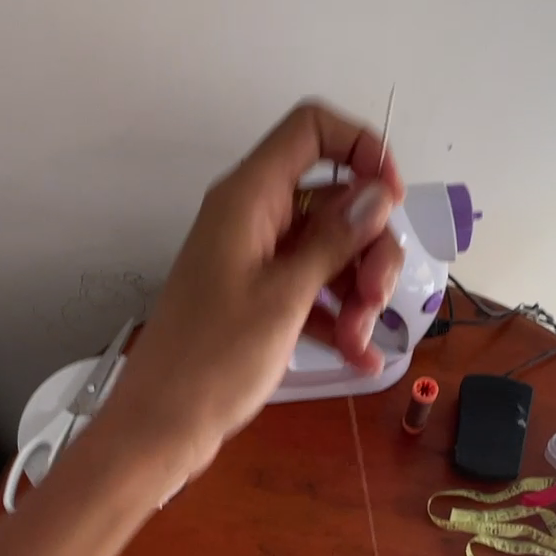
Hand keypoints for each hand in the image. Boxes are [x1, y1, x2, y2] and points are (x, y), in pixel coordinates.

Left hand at [90, 101, 406, 476]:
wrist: (164, 423)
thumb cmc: (214, 360)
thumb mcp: (284, 296)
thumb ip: (334, 240)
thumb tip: (375, 193)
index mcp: (249, 199)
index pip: (311, 131)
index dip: (360, 149)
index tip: (392, 199)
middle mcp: (252, 219)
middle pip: (332, 201)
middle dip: (368, 247)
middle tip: (377, 298)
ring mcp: (255, 262)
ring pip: (328, 251)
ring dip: (356, 292)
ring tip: (361, 342)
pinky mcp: (257, 299)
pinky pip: (310, 291)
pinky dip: (337, 318)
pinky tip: (360, 357)